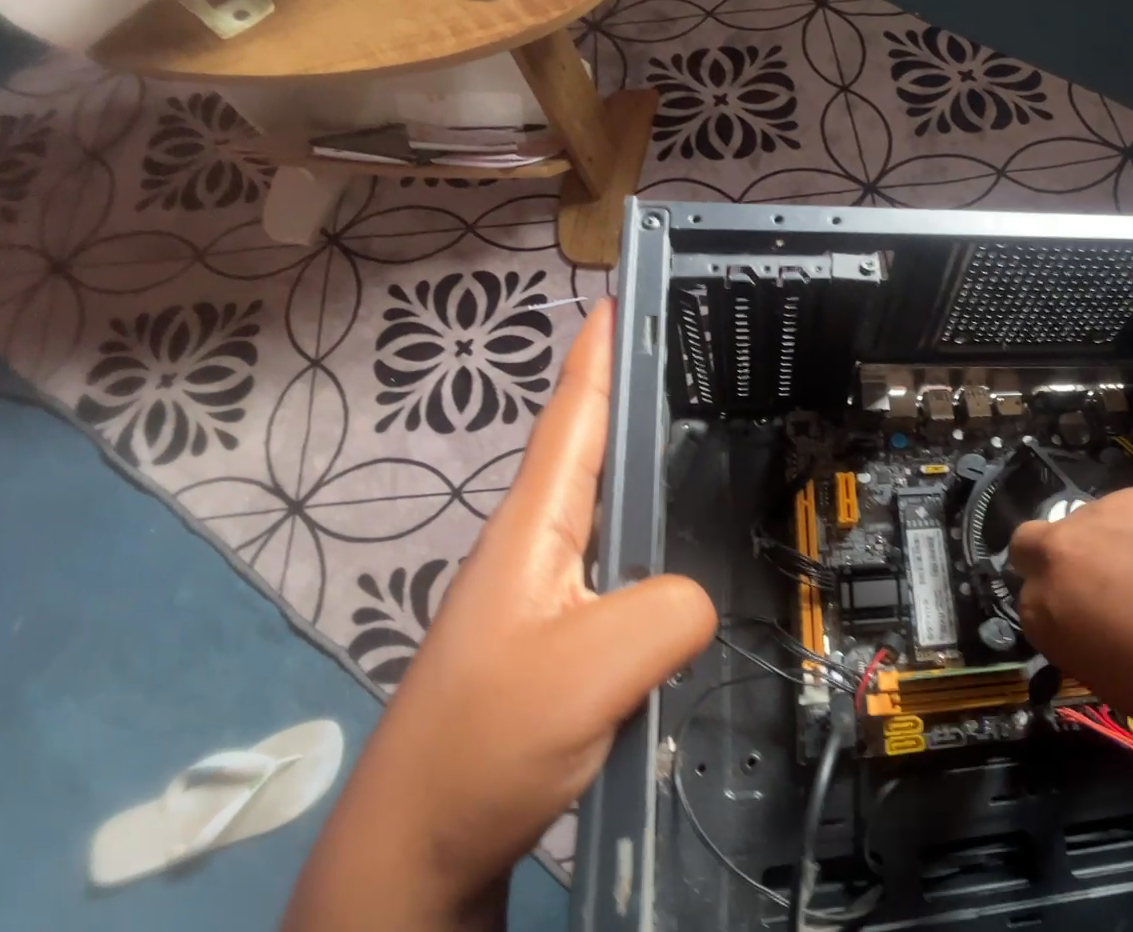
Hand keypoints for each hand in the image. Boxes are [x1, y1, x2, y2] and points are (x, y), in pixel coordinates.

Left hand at [287, 300, 715, 929]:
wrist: (424, 841)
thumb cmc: (487, 742)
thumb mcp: (591, 668)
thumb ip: (667, 611)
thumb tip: (697, 596)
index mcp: (535, 529)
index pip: (575, 416)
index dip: (603, 351)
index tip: (629, 291)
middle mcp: (540, 548)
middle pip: (597, 451)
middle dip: (640, 393)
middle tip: (699, 359)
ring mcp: (550, 595)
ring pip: (616, 512)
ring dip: (653, 468)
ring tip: (707, 440)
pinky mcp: (565, 639)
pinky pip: (628, 571)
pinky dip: (662, 541)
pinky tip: (688, 552)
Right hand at [1011, 482, 1132, 783]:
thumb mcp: (1128, 692)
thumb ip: (1091, 643)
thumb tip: (1103, 622)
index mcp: (1049, 607)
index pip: (1029, 598)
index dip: (1063, 615)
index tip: (1095, 630)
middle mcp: (1072, 546)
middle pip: (1040, 540)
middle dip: (1068, 563)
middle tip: (1121, 596)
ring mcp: (1127, 507)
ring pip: (1103, 519)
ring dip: (1123, 543)